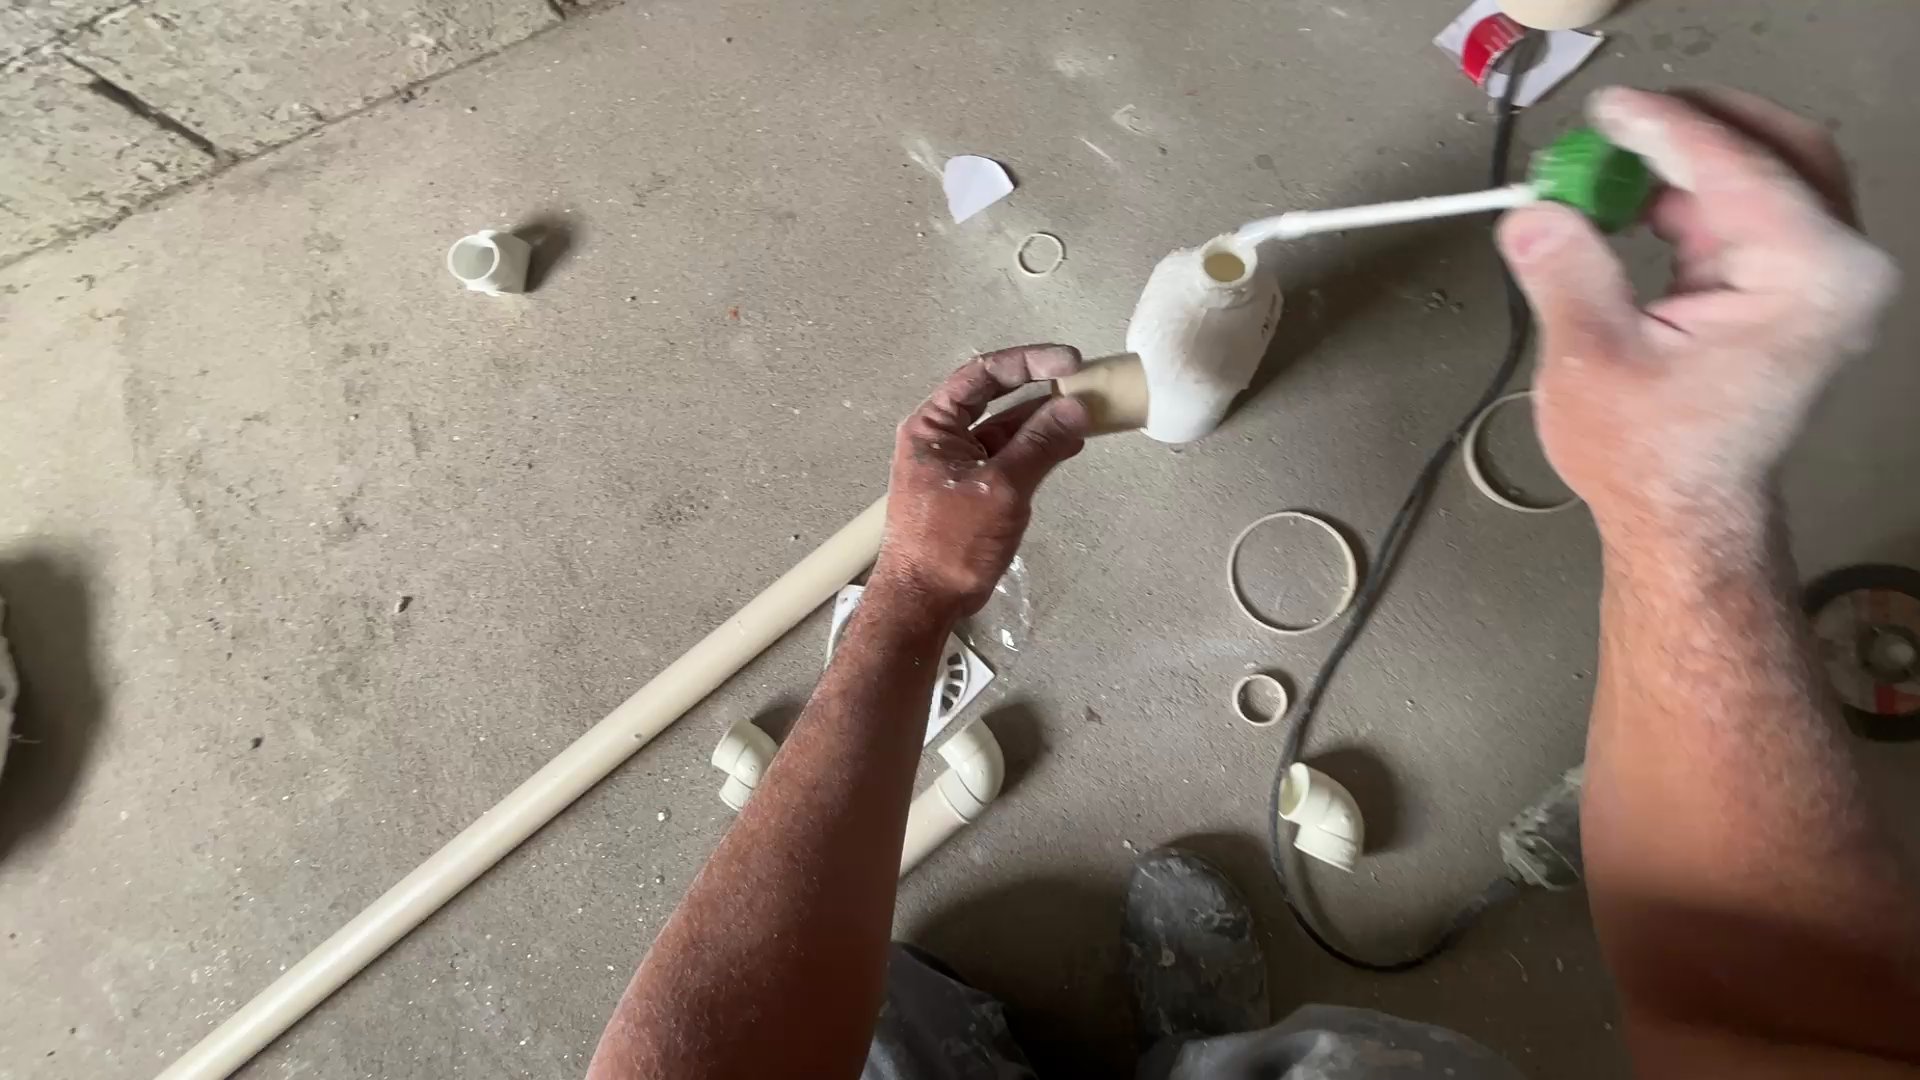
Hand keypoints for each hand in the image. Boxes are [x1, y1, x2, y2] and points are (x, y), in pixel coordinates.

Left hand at [872, 344, 1091, 617]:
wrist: (924, 600)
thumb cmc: (951, 542)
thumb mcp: (1001, 489)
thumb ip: (1040, 445)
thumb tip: (1077, 407)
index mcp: (933, 426)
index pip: (982, 375)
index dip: (1028, 362)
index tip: (1071, 363)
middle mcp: (942, 437)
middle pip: (995, 399)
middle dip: (1040, 391)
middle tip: (1084, 386)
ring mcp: (958, 463)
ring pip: (1006, 430)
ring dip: (1043, 422)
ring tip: (1087, 415)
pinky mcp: (973, 488)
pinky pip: (1008, 457)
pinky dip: (1037, 450)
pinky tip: (1069, 445)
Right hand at [1495, 87, 1899, 537]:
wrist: (1676, 508)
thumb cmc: (1643, 451)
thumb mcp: (1589, 361)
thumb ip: (1566, 276)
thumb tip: (1531, 215)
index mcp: (1807, 280)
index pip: (1739, 171)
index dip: (1666, 131)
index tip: (1610, 109)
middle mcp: (1833, 269)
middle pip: (1780, 155)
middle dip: (1693, 131)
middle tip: (1612, 129)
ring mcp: (1813, 281)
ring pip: (1763, 182)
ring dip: (1683, 168)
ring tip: (1602, 173)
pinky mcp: (1780, 294)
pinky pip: (1741, 221)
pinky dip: (1683, 203)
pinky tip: (1628, 210)